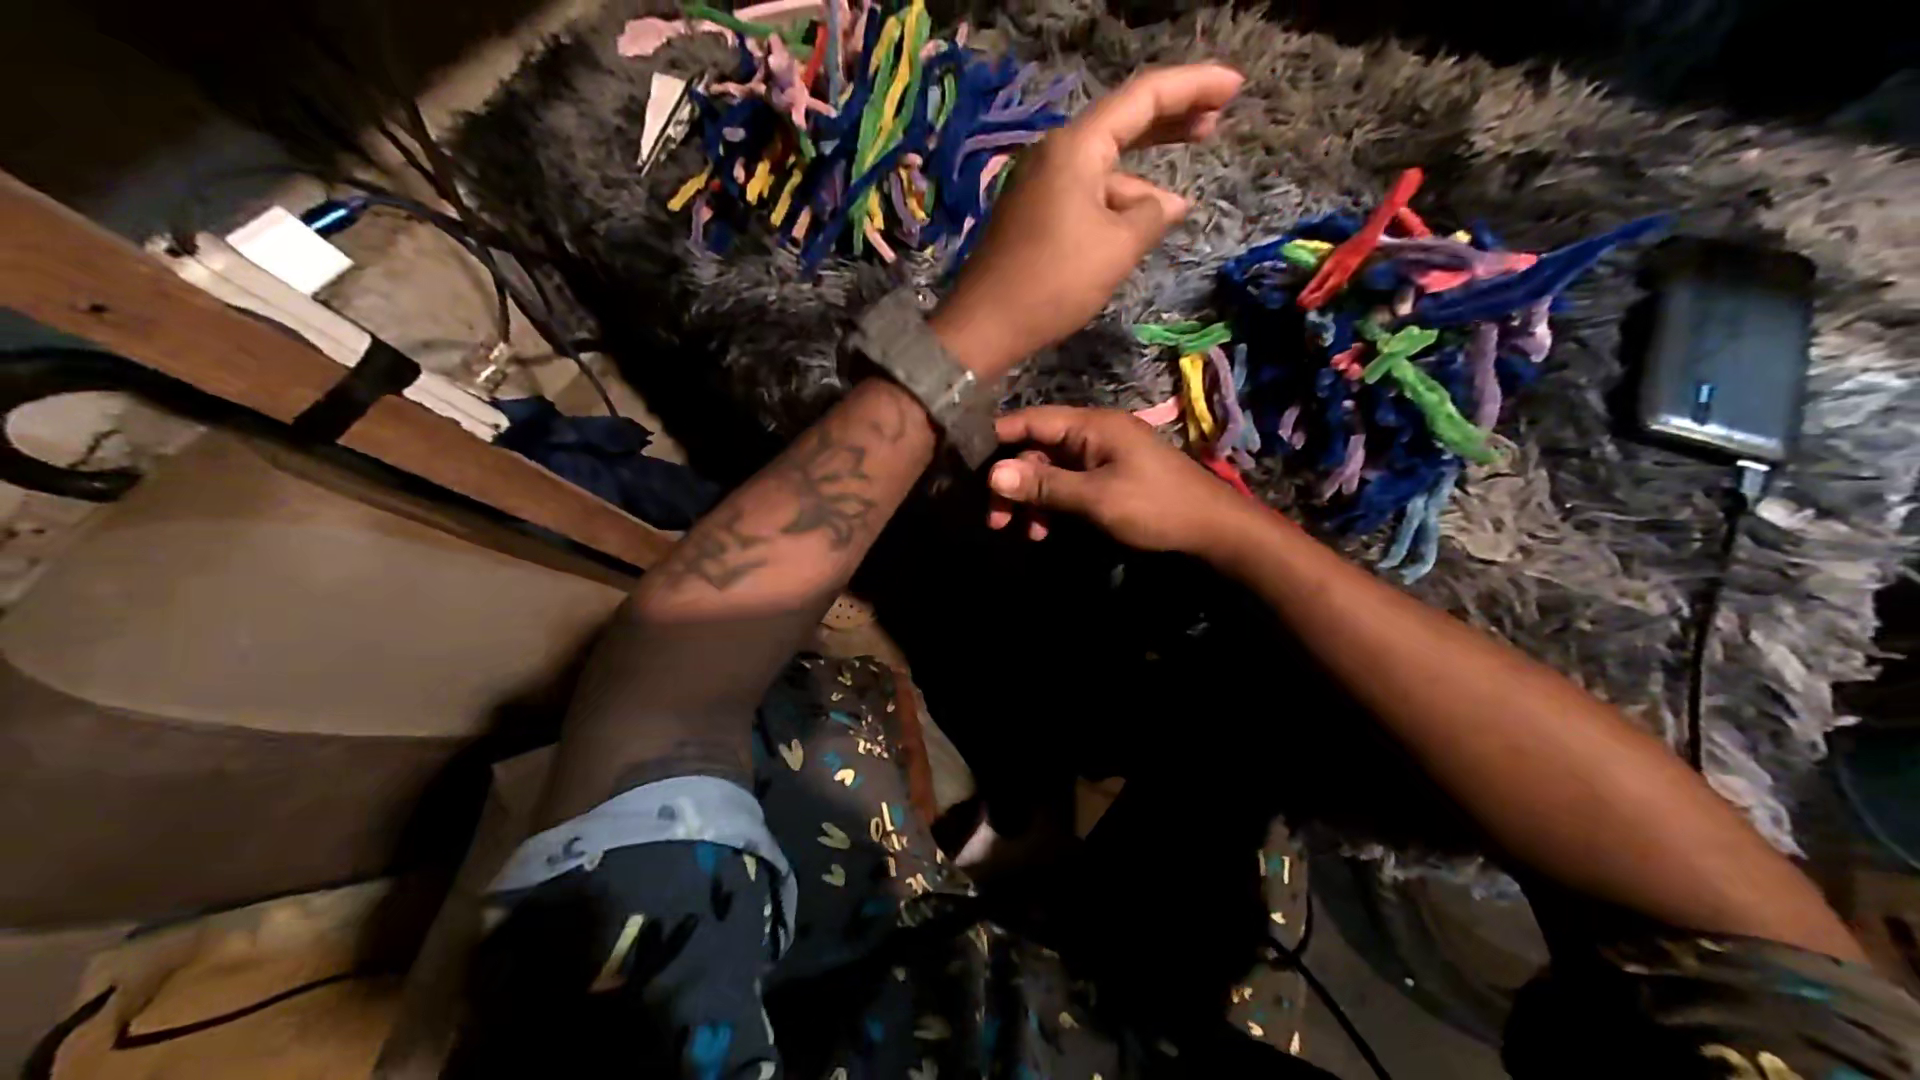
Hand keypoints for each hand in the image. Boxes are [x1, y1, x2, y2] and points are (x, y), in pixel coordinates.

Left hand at [928, 64, 1243, 375]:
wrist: (985, 327)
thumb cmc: (1054, 282)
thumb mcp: (1118, 247)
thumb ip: (1152, 215)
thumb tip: (1170, 204)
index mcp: (1076, 147)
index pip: (1144, 97)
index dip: (1194, 86)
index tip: (1235, 87)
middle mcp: (1055, 155)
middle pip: (1122, 124)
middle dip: (1170, 122)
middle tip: (1215, 121)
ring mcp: (1040, 186)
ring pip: (1104, 169)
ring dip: (1143, 181)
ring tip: (1180, 207)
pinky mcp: (1034, 216)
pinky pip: (1085, 197)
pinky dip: (1115, 206)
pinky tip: (1136, 229)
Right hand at [986, 406, 1259, 555]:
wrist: (1212, 528)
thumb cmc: (1155, 507)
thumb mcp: (1096, 498)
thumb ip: (1045, 485)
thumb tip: (993, 474)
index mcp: (1091, 425)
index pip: (1031, 420)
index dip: (997, 438)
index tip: (968, 464)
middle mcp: (1092, 433)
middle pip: (1036, 450)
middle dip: (1012, 483)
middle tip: (995, 519)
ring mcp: (1100, 455)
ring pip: (1049, 470)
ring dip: (1031, 499)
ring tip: (1022, 531)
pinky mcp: (1107, 475)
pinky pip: (1067, 484)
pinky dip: (1052, 505)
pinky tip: (1044, 531)